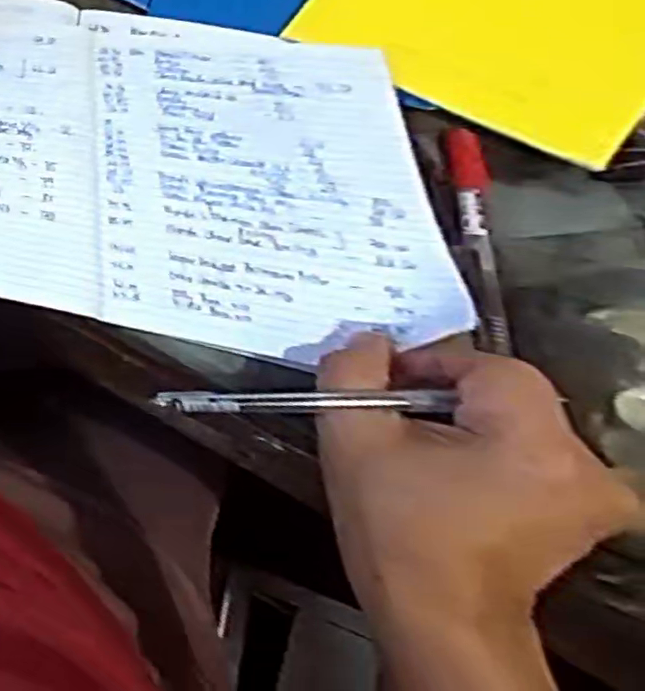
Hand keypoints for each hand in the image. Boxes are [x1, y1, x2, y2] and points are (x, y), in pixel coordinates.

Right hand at [317, 334, 636, 682]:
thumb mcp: (349, 432)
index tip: (385, 378)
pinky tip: (440, 463)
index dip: (432, 361)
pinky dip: (483, 443)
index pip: (494, 368)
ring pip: (518, 421)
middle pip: (511, 394)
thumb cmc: (390, 518)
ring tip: (409, 437)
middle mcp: (586, 469)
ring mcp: (594, 495)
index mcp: (536, 446)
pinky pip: (530, 450)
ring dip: (461, 416)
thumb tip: (370, 340)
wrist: (433, 603)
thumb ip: (352, 370)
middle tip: (388, 405)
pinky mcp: (584, 511)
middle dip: (443, 390)